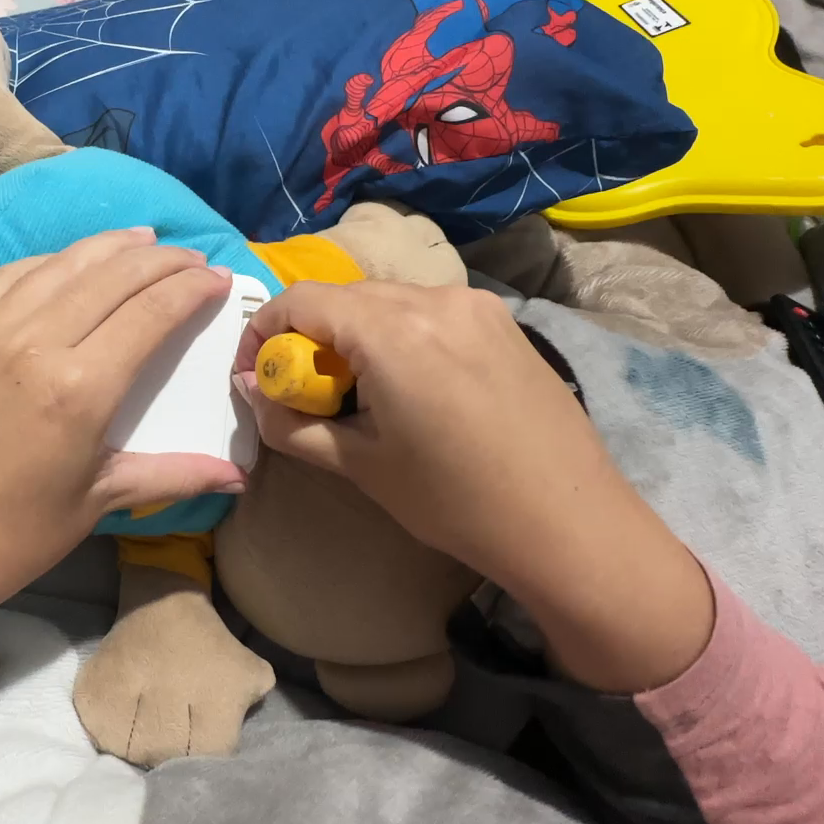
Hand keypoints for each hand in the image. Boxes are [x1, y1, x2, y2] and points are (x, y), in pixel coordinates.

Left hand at [0, 228, 240, 705]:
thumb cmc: (11, 537)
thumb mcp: (98, 501)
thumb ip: (173, 474)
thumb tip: (240, 475)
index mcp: (79, 387)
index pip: (151, 311)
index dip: (192, 287)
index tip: (219, 278)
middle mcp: (34, 340)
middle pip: (112, 274)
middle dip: (161, 259)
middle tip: (191, 258)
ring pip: (61, 263)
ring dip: (109, 246)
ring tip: (142, 240)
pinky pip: (10, 276)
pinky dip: (50, 261)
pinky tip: (68, 262)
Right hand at [234, 281, 713, 692]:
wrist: (572, 526)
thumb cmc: (456, 502)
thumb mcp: (359, 465)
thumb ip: (289, 421)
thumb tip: (250, 390)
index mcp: (393, 331)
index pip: (300, 300)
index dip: (263, 332)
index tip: (257, 375)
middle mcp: (434, 299)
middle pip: (342, 297)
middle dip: (307, 336)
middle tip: (304, 390)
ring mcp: (475, 305)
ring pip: (384, 300)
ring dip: (352, 334)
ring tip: (358, 390)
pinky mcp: (502, 321)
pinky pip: (426, 310)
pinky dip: (396, 334)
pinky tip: (409, 384)